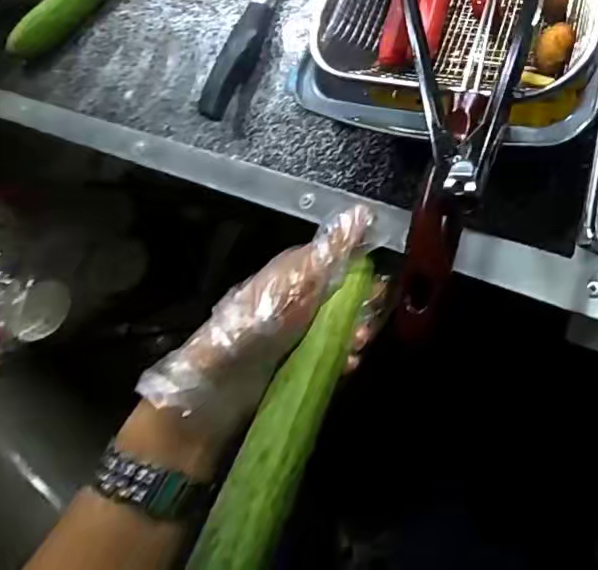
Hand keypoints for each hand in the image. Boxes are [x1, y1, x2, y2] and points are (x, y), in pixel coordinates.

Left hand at [135, 207, 383, 444]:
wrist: (218, 386)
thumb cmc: (259, 322)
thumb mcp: (298, 280)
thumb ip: (334, 250)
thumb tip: (363, 211)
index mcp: (299, 269)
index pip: (344, 260)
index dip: (365, 273)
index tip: (379, 290)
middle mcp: (302, 295)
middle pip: (348, 296)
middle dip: (363, 310)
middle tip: (363, 329)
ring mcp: (301, 330)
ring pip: (344, 326)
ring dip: (356, 336)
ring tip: (354, 351)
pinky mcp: (299, 360)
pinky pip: (332, 355)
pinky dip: (344, 359)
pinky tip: (346, 367)